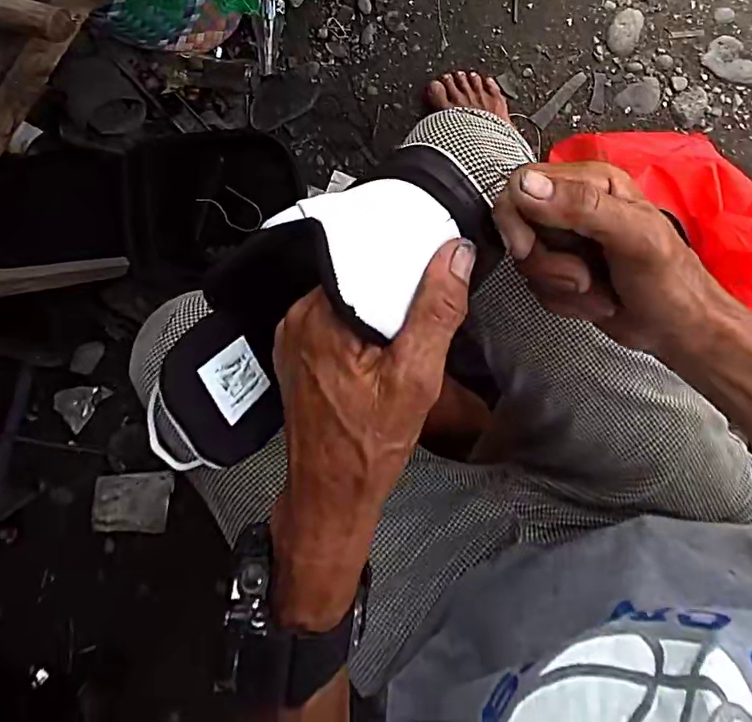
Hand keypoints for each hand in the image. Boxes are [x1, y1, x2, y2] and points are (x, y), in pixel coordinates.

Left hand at [269, 238, 474, 629]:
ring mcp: (297, 335)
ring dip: (383, 309)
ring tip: (403, 339)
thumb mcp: (416, 378)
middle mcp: (300, 319)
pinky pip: (340, 317)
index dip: (409, 259)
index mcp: (320, 315)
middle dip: (398, 289)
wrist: (330, 493)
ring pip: (353, 296)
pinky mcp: (301, 350)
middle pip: (362, 276)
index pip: (371, 258)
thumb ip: (437, 311)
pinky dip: (365, 325)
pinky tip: (382, 352)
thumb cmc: (363, 449)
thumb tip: (454, 258)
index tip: (435, 265)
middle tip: (422, 316)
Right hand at [492, 162, 743, 359]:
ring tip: (596, 286)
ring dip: (560, 284)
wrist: (680, 330)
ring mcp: (568, 240)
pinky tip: (595, 298)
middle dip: (546, 260)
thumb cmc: (672, 282)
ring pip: (527, 259)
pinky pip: (537, 285)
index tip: (527, 246)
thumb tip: (528, 185)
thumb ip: (582, 205)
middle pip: (519, 225)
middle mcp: (575, 205)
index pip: (523, 183)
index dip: (517, 217)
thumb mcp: (633, 236)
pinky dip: (565, 301)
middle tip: (579, 274)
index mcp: (592, 182)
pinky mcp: (563, 270)